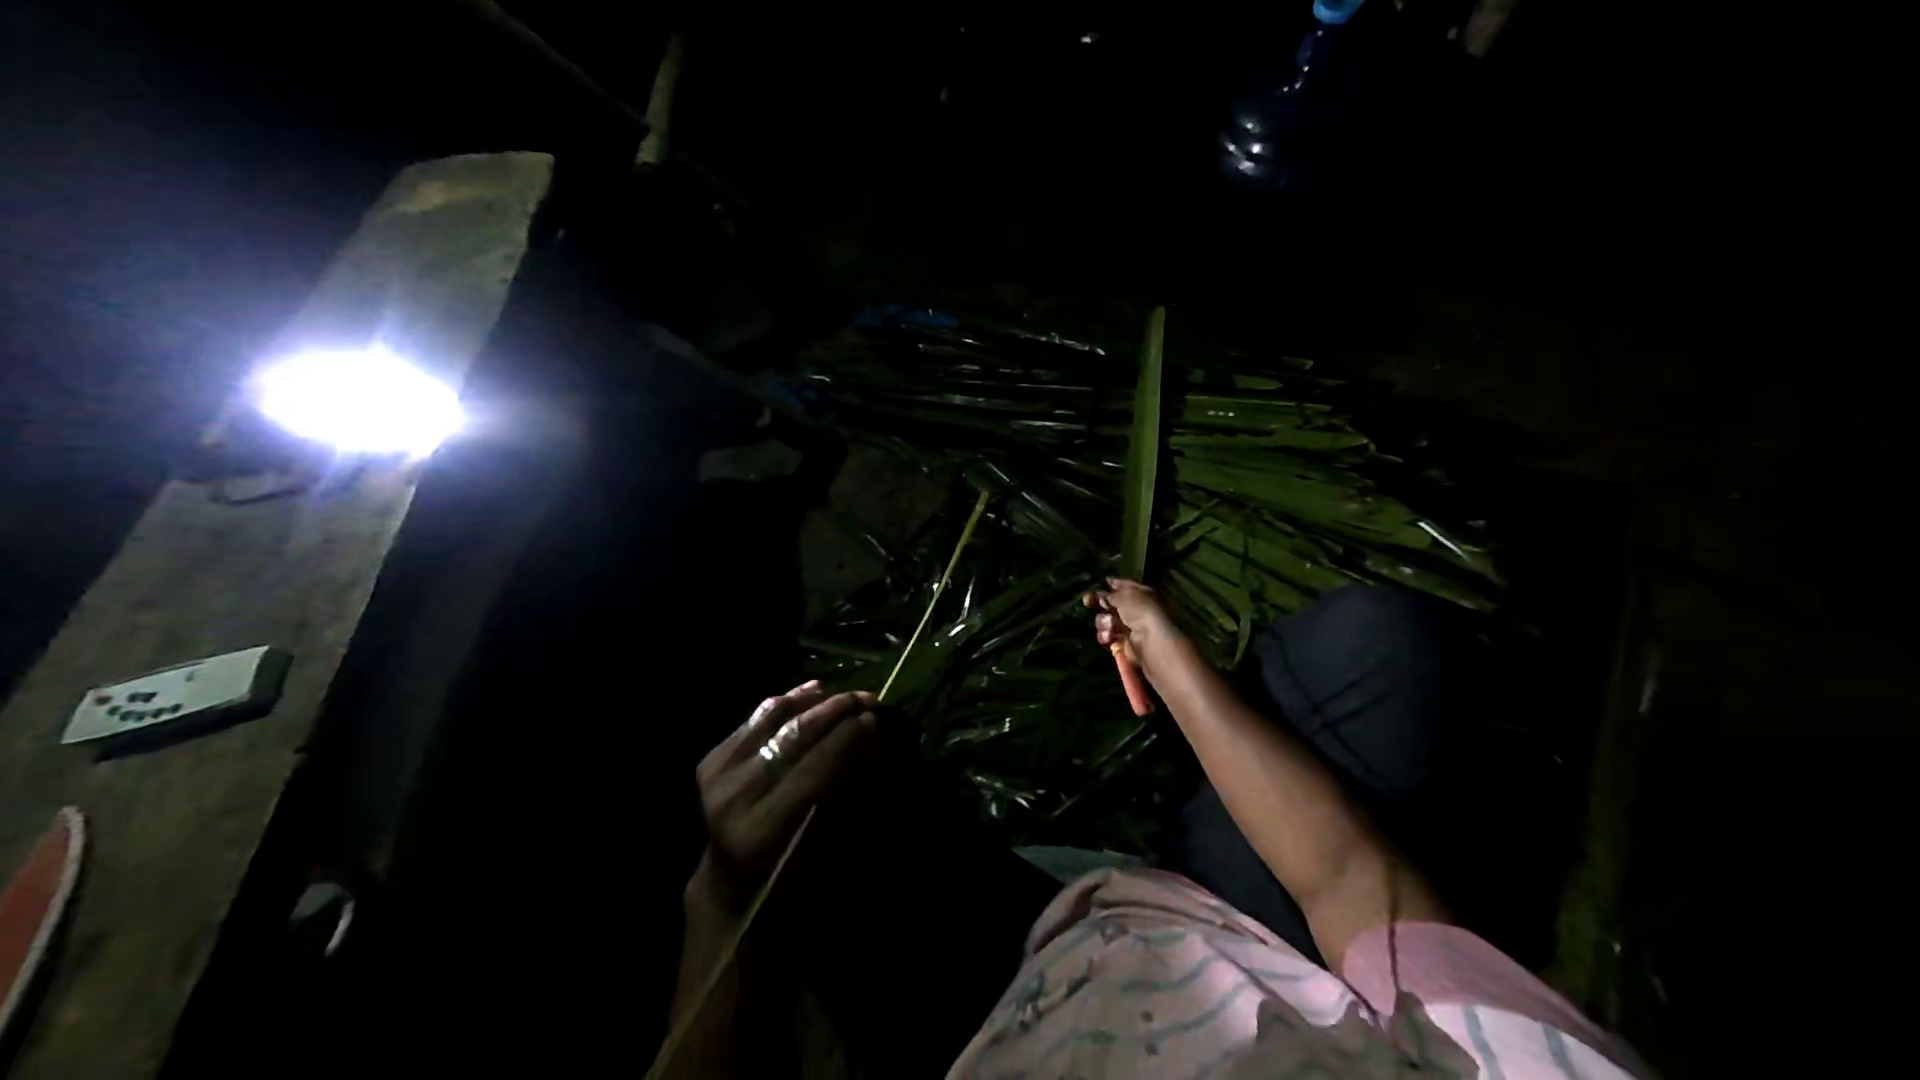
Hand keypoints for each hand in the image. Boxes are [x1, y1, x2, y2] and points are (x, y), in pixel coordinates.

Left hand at [693, 681, 877, 915]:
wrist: (730, 879)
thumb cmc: (788, 873)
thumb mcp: (824, 845)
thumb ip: (846, 793)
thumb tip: (872, 740)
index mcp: (764, 828)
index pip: (815, 766)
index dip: (848, 738)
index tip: (875, 719)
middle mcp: (734, 796)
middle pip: (794, 735)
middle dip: (836, 711)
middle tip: (867, 698)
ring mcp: (717, 774)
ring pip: (772, 717)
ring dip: (814, 700)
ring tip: (845, 695)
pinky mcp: (711, 759)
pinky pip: (756, 717)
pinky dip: (788, 701)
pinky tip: (815, 693)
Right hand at [1084, 578, 1176, 674]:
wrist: (1150, 641)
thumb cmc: (1141, 611)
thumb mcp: (1124, 596)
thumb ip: (1108, 595)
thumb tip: (1097, 594)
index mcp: (1140, 594)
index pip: (1122, 586)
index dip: (1110, 584)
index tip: (1096, 584)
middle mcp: (1134, 609)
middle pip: (1110, 603)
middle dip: (1098, 603)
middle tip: (1087, 601)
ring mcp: (1128, 626)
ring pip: (1105, 620)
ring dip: (1103, 622)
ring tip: (1109, 626)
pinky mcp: (1122, 642)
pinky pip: (1107, 635)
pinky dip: (1106, 636)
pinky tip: (1109, 637)